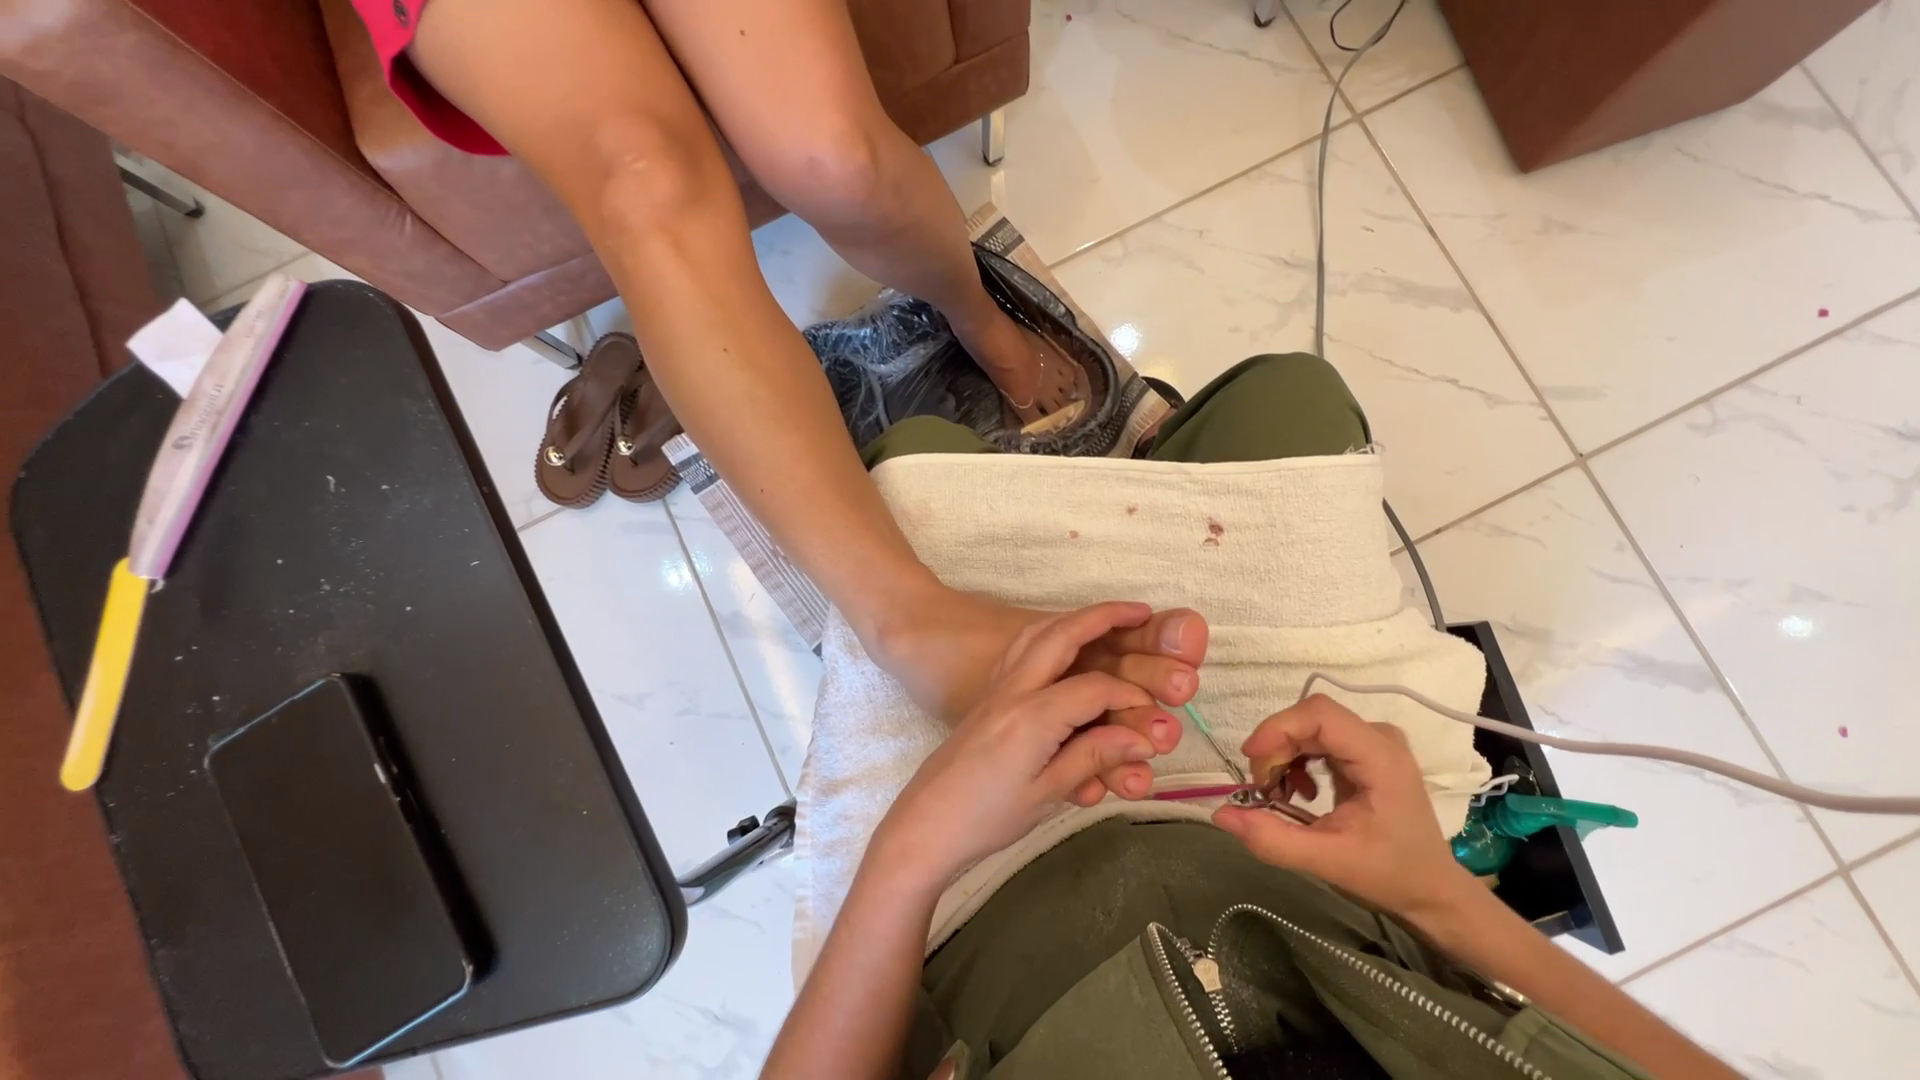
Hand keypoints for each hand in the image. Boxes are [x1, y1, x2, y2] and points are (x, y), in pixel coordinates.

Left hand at [871, 603, 1166, 884]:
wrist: (925, 825)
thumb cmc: (986, 818)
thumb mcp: (1045, 793)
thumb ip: (1092, 757)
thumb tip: (1143, 738)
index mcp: (1033, 716)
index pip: (1096, 689)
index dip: (1131, 698)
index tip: (1156, 723)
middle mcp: (1014, 690)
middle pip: (1062, 637)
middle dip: (1102, 618)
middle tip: (1140, 610)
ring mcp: (996, 690)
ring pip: (1036, 637)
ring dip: (1071, 621)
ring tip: (1104, 618)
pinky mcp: (986, 698)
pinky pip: (1020, 652)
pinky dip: (1046, 637)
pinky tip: (1060, 646)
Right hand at [1211, 694, 1474, 917]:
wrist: (1431, 890)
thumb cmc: (1389, 874)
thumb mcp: (1327, 861)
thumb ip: (1272, 838)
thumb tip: (1220, 814)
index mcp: (1381, 758)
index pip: (1320, 714)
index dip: (1278, 728)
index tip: (1250, 762)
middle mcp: (1379, 738)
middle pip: (1309, 719)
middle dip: (1275, 749)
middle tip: (1262, 791)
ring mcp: (1372, 742)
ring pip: (1308, 727)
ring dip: (1282, 756)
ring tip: (1278, 794)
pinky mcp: (1363, 751)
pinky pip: (1316, 739)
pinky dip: (1294, 760)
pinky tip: (1297, 792)